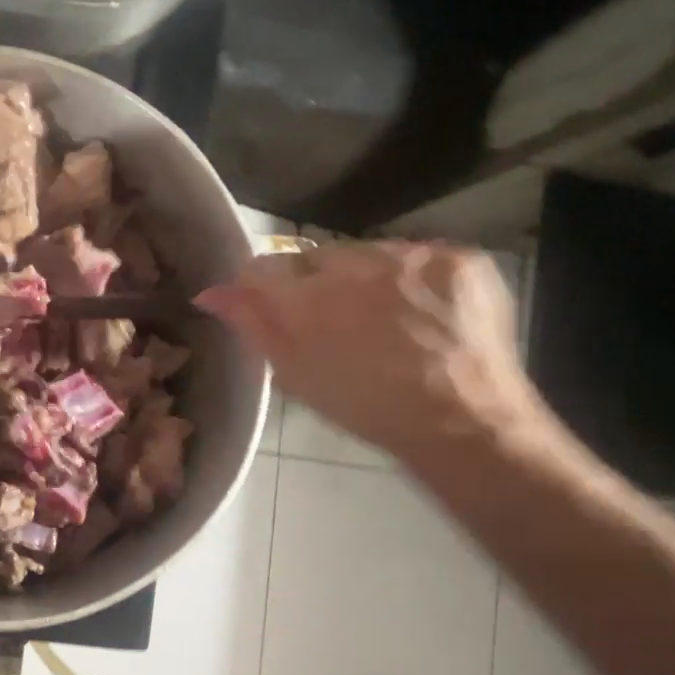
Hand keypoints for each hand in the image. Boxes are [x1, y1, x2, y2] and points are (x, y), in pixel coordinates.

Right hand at [197, 241, 549, 465]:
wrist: (463, 421)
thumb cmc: (366, 407)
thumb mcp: (295, 375)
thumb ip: (253, 324)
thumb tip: (210, 292)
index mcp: (307, 297)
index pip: (263, 266)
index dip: (261, 287)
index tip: (270, 308)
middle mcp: (355, 263)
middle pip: (316, 256)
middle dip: (316, 282)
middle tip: (333, 322)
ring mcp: (411, 256)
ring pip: (367, 253)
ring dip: (365, 277)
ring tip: (382, 319)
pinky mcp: (457, 257)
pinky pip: (417, 256)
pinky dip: (412, 279)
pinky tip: (420, 313)